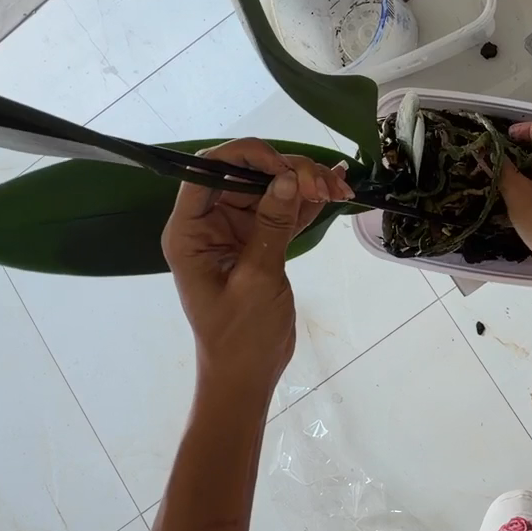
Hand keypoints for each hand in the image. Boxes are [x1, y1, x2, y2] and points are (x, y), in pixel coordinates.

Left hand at [161, 140, 351, 391]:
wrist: (248, 374)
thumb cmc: (241, 335)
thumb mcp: (257, 279)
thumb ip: (271, 226)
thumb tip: (289, 178)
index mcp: (191, 230)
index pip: (208, 171)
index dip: (245, 157)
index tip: (286, 168)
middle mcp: (212, 222)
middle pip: (248, 175)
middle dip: (289, 172)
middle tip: (326, 187)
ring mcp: (239, 230)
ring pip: (273, 188)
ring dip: (307, 183)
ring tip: (340, 191)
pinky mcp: (263, 241)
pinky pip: (286, 210)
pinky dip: (310, 200)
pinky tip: (337, 189)